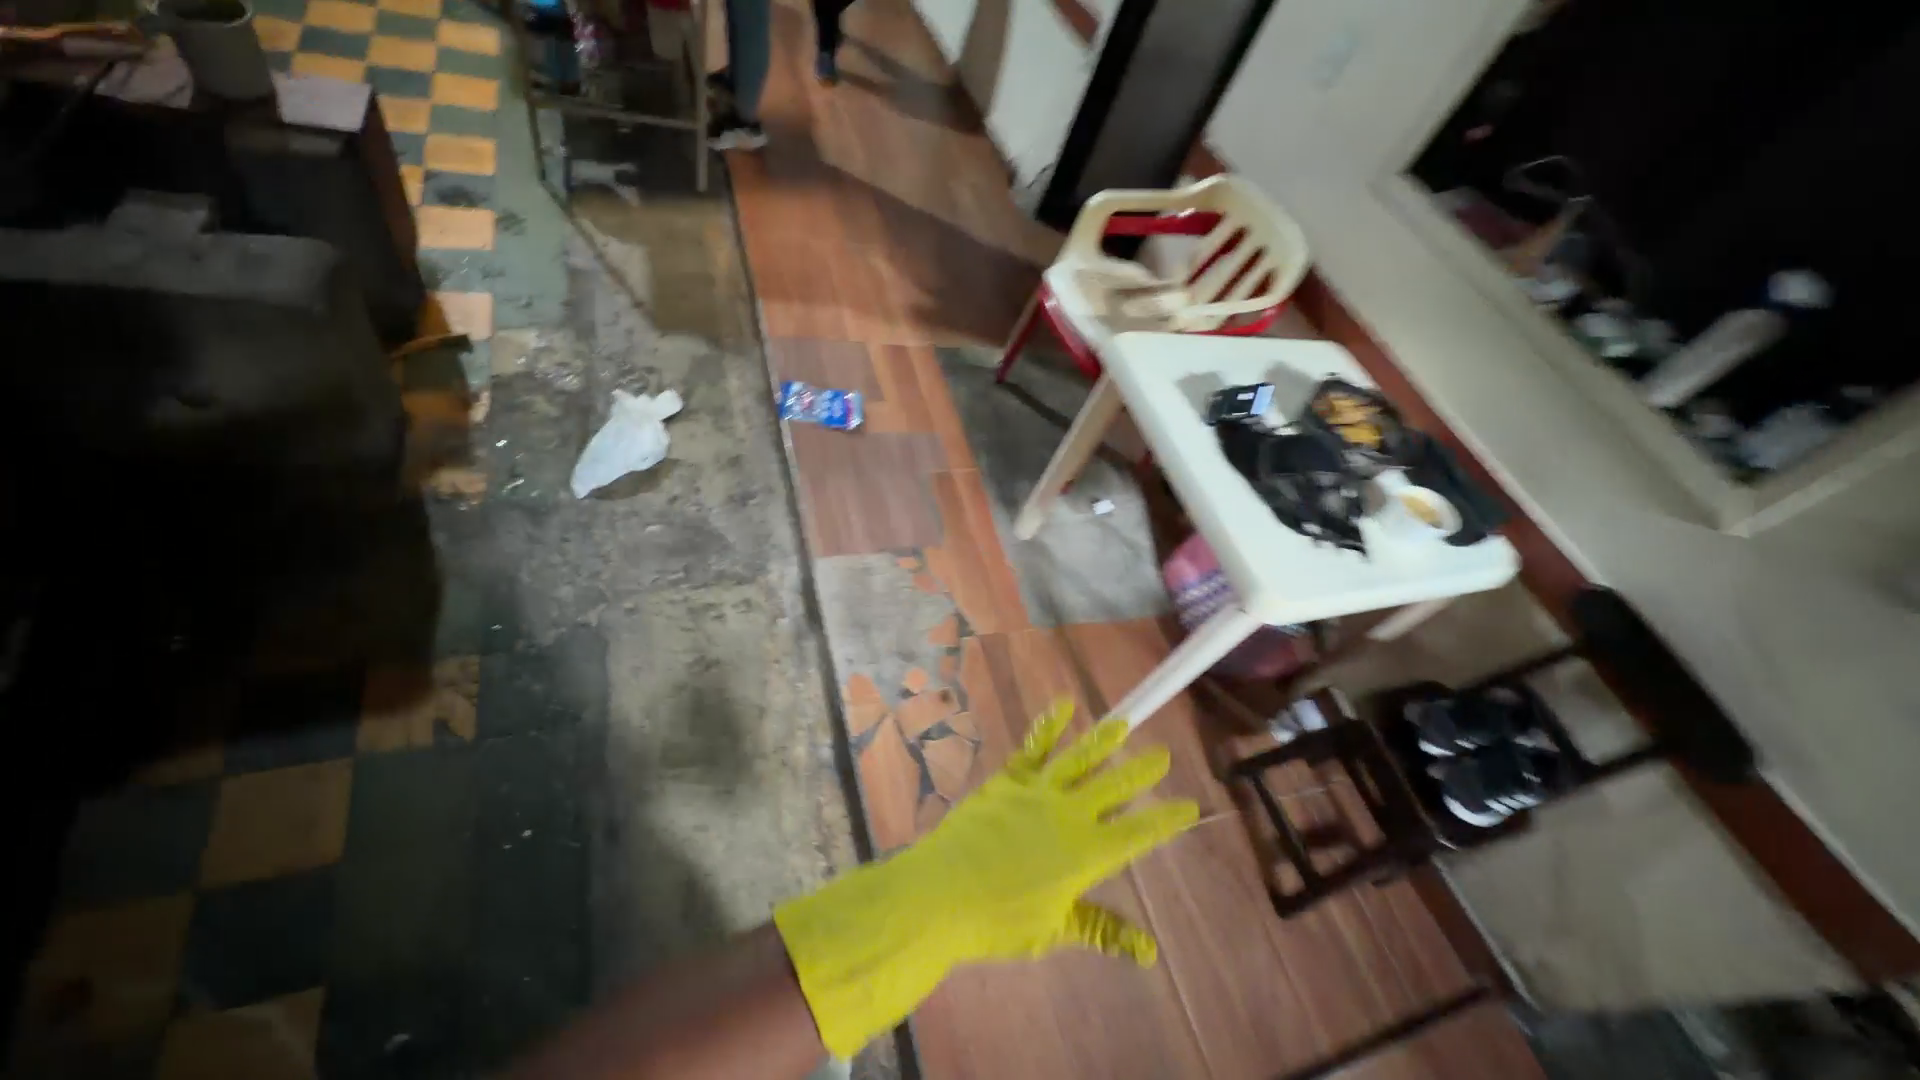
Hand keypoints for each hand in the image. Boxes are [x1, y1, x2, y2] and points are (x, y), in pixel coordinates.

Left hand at [774, 700, 1199, 1058]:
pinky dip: (1048, 726)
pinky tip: (1062, 706)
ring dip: (1103, 740)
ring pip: (1080, 759)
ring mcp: (1038, 793)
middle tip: (1163, 755)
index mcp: (1088, 854)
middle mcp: (1070, 815)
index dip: (1166, 820)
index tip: (1190, 806)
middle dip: (1142, 771)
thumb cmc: (999, 919)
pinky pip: (1033, 748)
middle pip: (1115, 787)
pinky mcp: (1007, 781)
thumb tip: (1151, 953)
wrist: (942, 892)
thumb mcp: (1056, 930)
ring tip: (1123, 722)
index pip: (1139, 834)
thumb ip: (1102, 930)